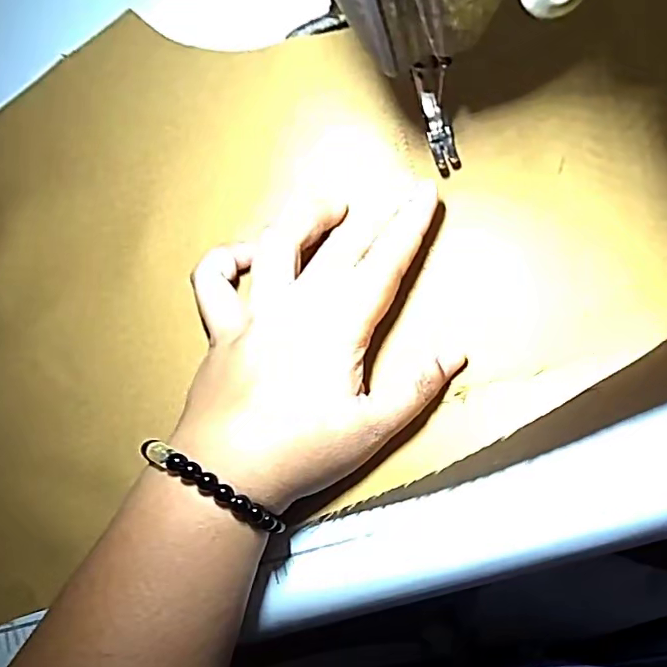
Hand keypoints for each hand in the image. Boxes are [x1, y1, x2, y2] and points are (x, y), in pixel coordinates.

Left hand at [171, 182, 462, 510]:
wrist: (228, 471)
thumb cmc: (300, 453)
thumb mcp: (374, 429)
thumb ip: (417, 388)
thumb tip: (452, 355)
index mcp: (338, 327)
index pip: (384, 265)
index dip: (408, 228)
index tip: (423, 198)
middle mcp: (296, 308)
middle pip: (340, 247)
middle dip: (374, 217)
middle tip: (395, 195)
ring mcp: (255, 315)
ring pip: (276, 243)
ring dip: (305, 217)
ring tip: (329, 205)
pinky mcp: (223, 332)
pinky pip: (213, 280)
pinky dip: (227, 260)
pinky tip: (246, 256)